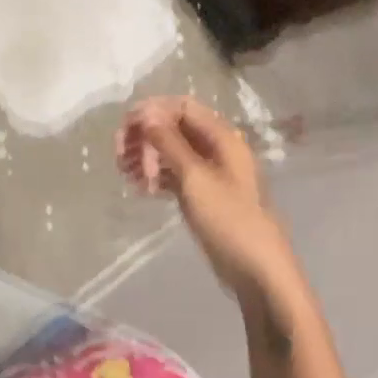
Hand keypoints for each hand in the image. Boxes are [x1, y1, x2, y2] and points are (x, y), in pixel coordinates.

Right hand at [118, 97, 297, 294]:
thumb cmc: (229, 220)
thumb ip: (169, 143)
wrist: (256, 271)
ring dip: (146, 156)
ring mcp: (208, 172)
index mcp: (222, 137)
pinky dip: (155, 175)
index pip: (182, 107)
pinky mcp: (201, 194)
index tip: (126, 128)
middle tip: (120, 156)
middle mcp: (216, 149)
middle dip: (145, 136)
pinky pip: (173, 173)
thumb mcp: (195, 178)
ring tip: (125, 173)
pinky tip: (140, 188)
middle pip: (174, 127)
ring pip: (170, 151)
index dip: (152, 111)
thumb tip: (146, 113)